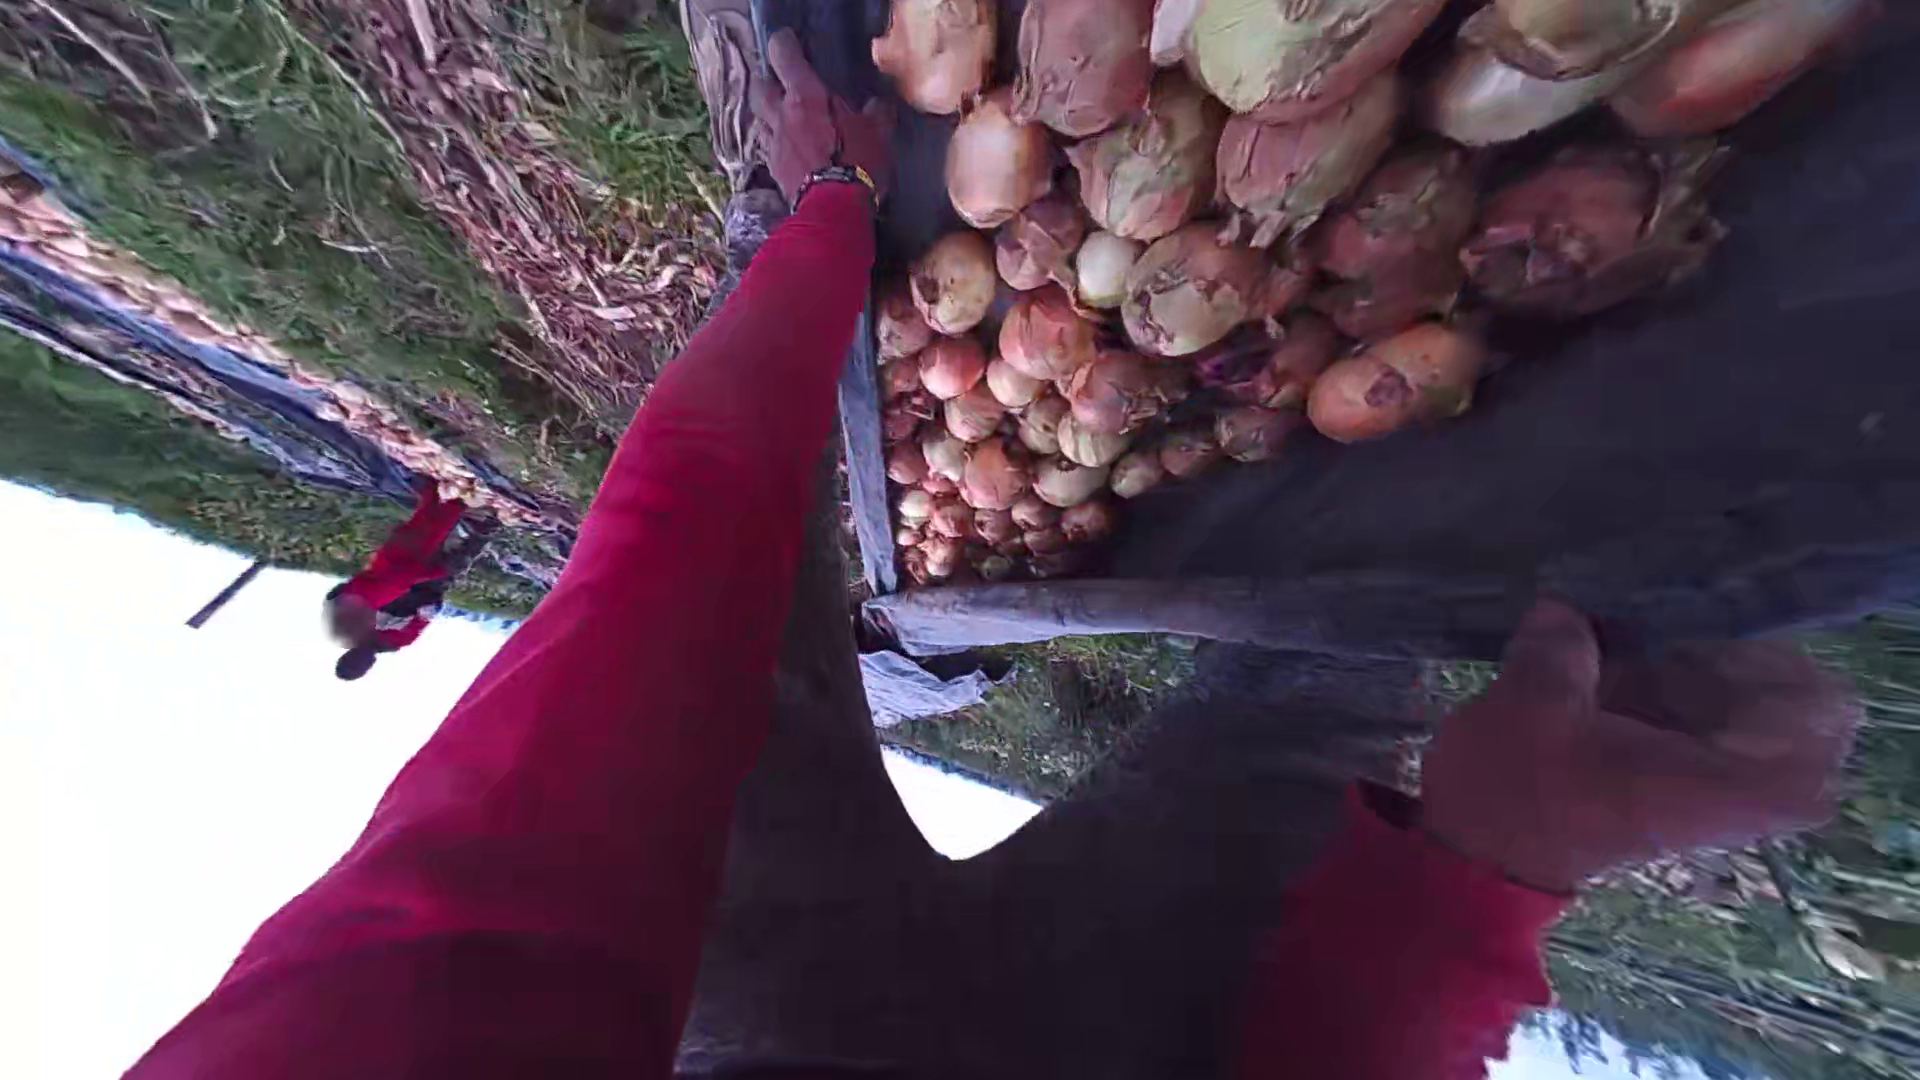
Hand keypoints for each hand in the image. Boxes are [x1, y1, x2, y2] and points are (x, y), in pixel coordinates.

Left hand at [751, 29, 895, 204]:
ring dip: (770, 119)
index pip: (783, 52)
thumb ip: (876, 115)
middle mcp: (781, 114)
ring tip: (785, 125)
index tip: (793, 48)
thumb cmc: (857, 166)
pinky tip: (787, 155)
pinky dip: (776, 149)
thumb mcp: (877, 136)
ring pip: (760, 120)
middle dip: (770, 86)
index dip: (786, 46)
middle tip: (785, 93)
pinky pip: (768, 151)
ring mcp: (774, 144)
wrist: (834, 212)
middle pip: (761, 87)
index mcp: (805, 95)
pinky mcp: (774, 172)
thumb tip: (880, 106)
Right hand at [1421, 600, 1857, 891]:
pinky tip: (1569, 662)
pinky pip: (1667, 711)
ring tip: (1573, 635)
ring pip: (1701, 693)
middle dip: (1669, 645)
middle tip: (1598, 615)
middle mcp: (1756, 781)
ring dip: (1639, 660)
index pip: (1800, 685)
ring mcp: (1706, 779)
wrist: (1477, 849)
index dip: (1722, 640)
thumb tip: (1561, 605)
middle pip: (1747, 684)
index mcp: (1760, 775)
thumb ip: (1558, 646)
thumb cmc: (1519, 786)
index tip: (1645, 617)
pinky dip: (1624, 682)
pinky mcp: (1660, 774)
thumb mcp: (1531, 703)